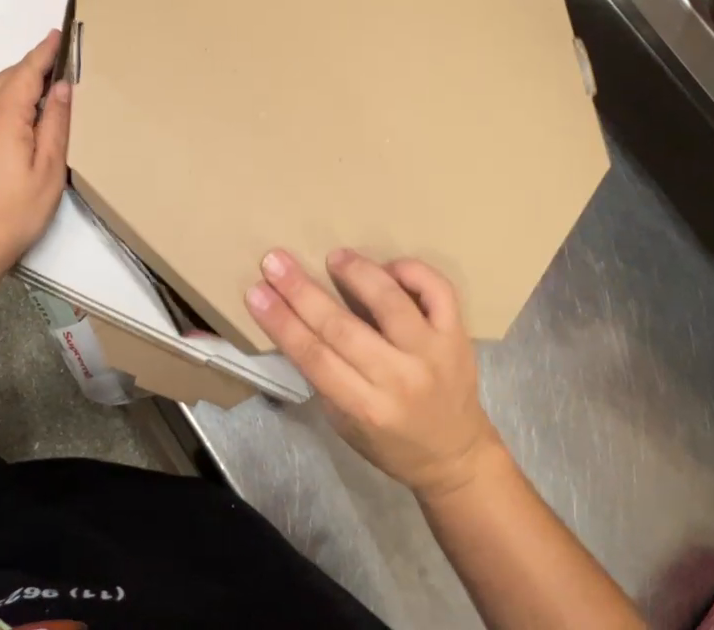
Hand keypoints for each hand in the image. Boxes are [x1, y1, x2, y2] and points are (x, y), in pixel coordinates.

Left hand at [0, 30, 70, 277]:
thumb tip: (63, 88)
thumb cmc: (14, 212)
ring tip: (43, 85)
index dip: (44, 52)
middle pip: (7, 78)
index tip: (59, 34)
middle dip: (32, 65)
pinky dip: (3, 99)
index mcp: (4, 116)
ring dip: (17, 82)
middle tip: (58, 61)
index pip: (27, 71)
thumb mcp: (48, 170)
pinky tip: (18, 114)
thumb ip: (56, 124)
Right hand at [247, 249, 503, 499]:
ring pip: (391, 303)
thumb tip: (295, 320)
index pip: (314, 357)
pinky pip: (438, 292)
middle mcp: (400, 379)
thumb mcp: (344, 423)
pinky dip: (412, 271)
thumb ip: (324, 377)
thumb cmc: (390, 442)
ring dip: (358, 273)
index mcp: (366, 408)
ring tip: (335, 257)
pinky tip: (388, 265)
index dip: (281, 322)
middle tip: (275, 261)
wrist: (456, 456)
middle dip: (302, 291)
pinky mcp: (457, 335)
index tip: (256, 292)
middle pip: (342, 328)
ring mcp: (433, 354)